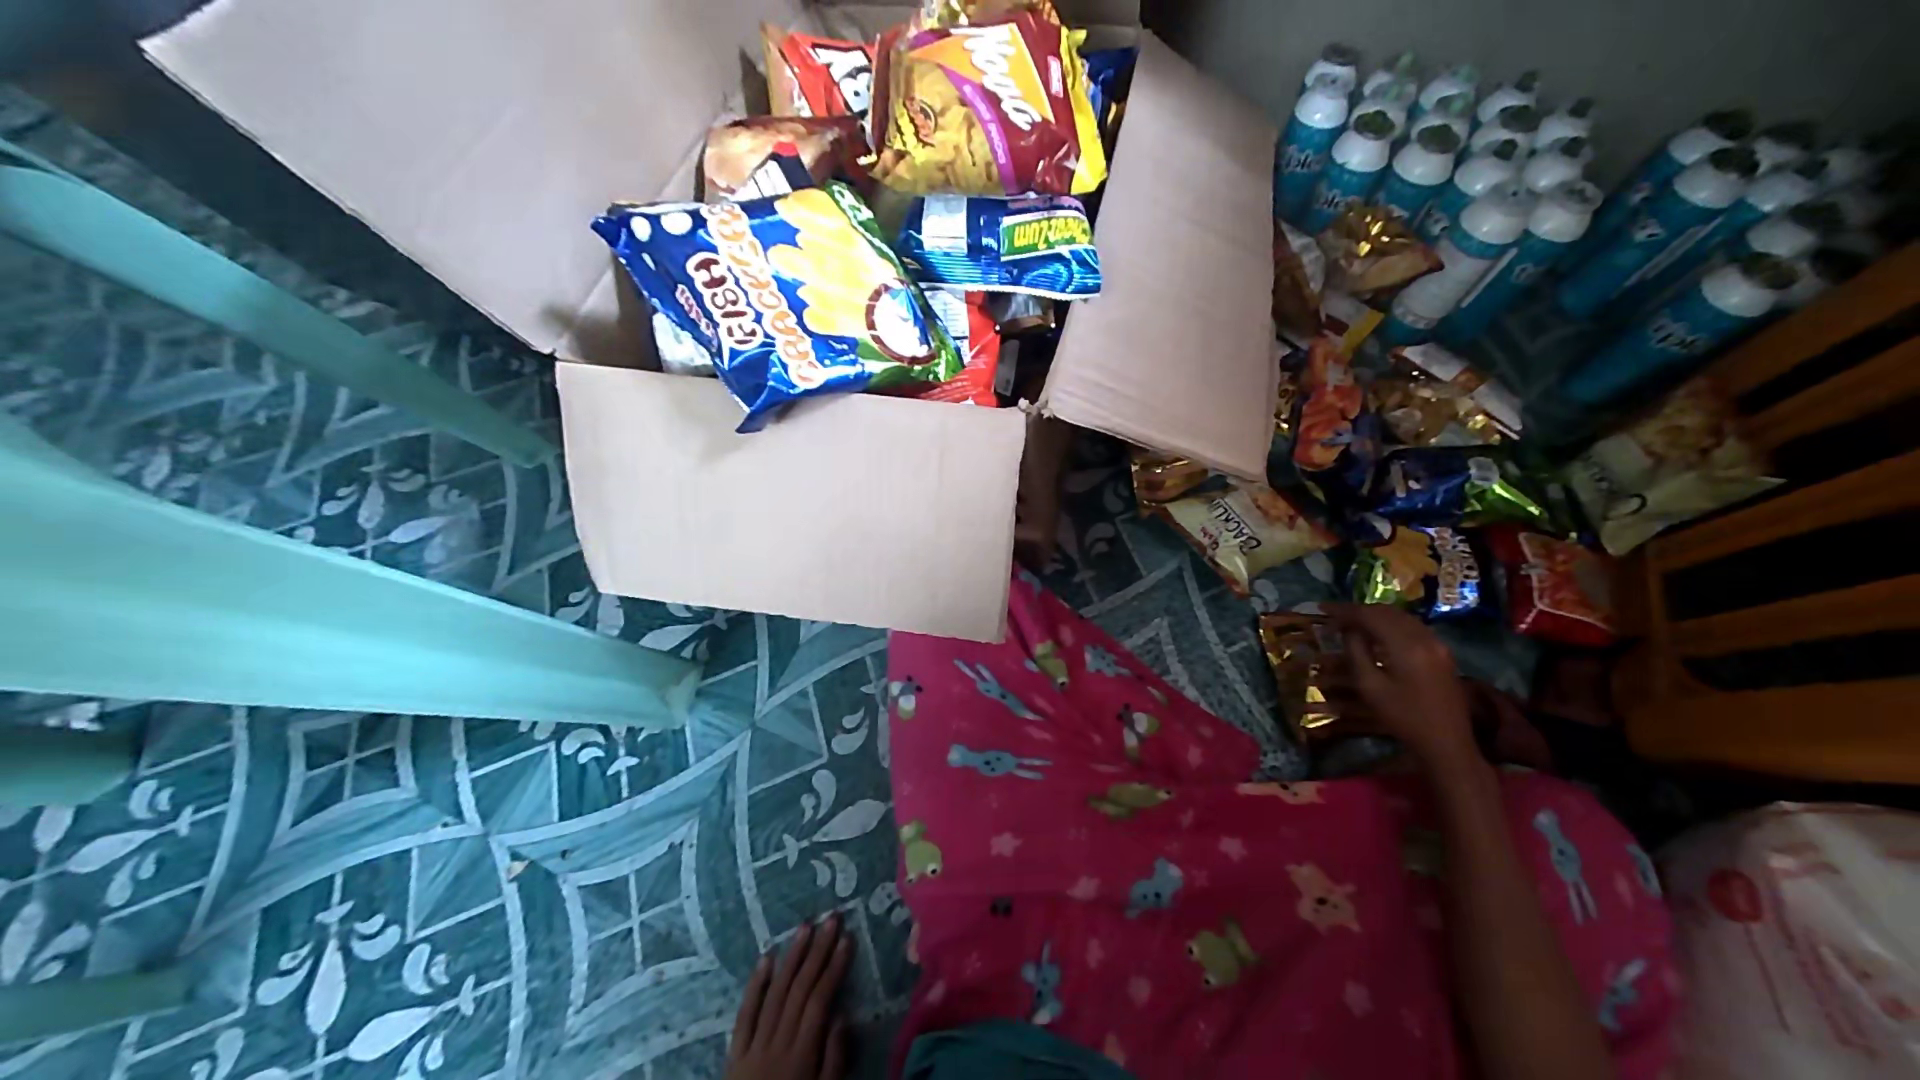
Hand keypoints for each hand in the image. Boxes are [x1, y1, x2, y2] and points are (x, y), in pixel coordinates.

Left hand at [725, 916, 851, 1079]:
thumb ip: (834, 1061)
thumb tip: (842, 1015)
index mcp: (801, 1058)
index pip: (820, 1001)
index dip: (834, 967)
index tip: (848, 939)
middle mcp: (776, 1045)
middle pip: (799, 989)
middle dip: (817, 951)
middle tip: (831, 918)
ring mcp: (752, 1047)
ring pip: (775, 993)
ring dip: (792, 957)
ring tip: (805, 927)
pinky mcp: (734, 1053)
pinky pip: (745, 1014)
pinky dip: (756, 984)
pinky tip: (767, 958)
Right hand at [1327, 603, 1476, 769]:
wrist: (1446, 741)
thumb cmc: (1402, 717)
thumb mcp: (1369, 686)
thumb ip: (1356, 652)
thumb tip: (1348, 630)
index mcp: (1406, 646)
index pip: (1370, 615)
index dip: (1344, 610)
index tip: (1323, 609)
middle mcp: (1425, 638)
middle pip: (1387, 612)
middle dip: (1359, 611)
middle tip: (1336, 617)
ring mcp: (1437, 644)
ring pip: (1402, 617)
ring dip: (1376, 616)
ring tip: (1353, 624)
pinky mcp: (1442, 652)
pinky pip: (1413, 627)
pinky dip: (1392, 624)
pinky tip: (1378, 635)